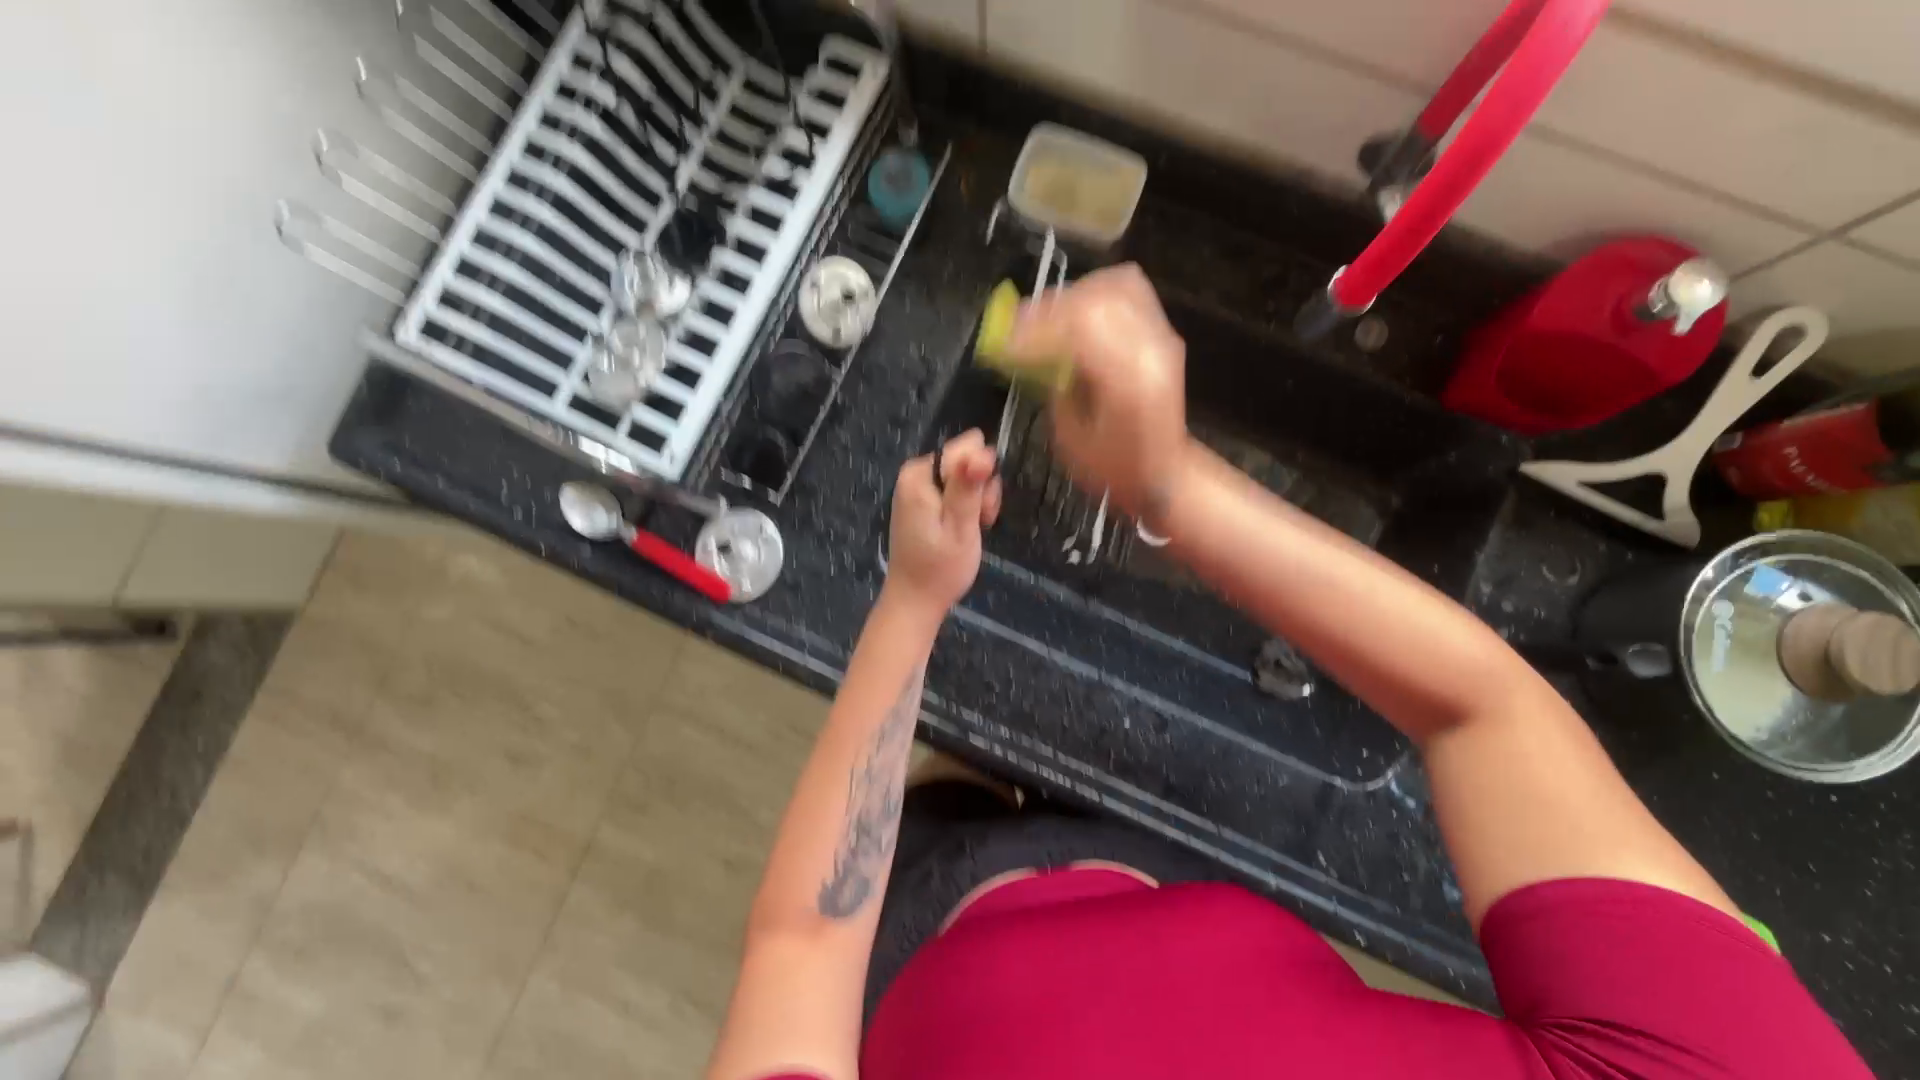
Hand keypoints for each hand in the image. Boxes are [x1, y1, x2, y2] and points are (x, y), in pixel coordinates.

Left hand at [886, 430, 1002, 611]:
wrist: (916, 600)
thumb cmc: (940, 568)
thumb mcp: (961, 527)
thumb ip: (969, 486)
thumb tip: (981, 450)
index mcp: (919, 474)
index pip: (967, 447)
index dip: (981, 476)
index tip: (980, 507)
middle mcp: (915, 474)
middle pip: (967, 460)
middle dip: (980, 490)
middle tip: (978, 522)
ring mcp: (918, 488)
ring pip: (966, 477)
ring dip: (977, 501)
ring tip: (972, 530)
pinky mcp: (924, 501)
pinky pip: (956, 491)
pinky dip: (967, 509)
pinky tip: (965, 531)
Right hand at [1000, 264, 1190, 526]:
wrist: (1165, 475)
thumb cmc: (1114, 469)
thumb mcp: (1072, 438)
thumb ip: (1054, 386)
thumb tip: (1027, 351)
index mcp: (1130, 381)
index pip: (1080, 327)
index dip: (1035, 329)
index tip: (1003, 344)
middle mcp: (1151, 349)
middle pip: (1097, 299)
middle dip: (1049, 309)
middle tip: (1016, 326)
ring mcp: (1161, 337)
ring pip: (1114, 286)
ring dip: (1073, 296)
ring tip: (1044, 317)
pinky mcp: (1161, 332)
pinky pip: (1128, 291)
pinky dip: (1095, 294)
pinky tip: (1073, 312)